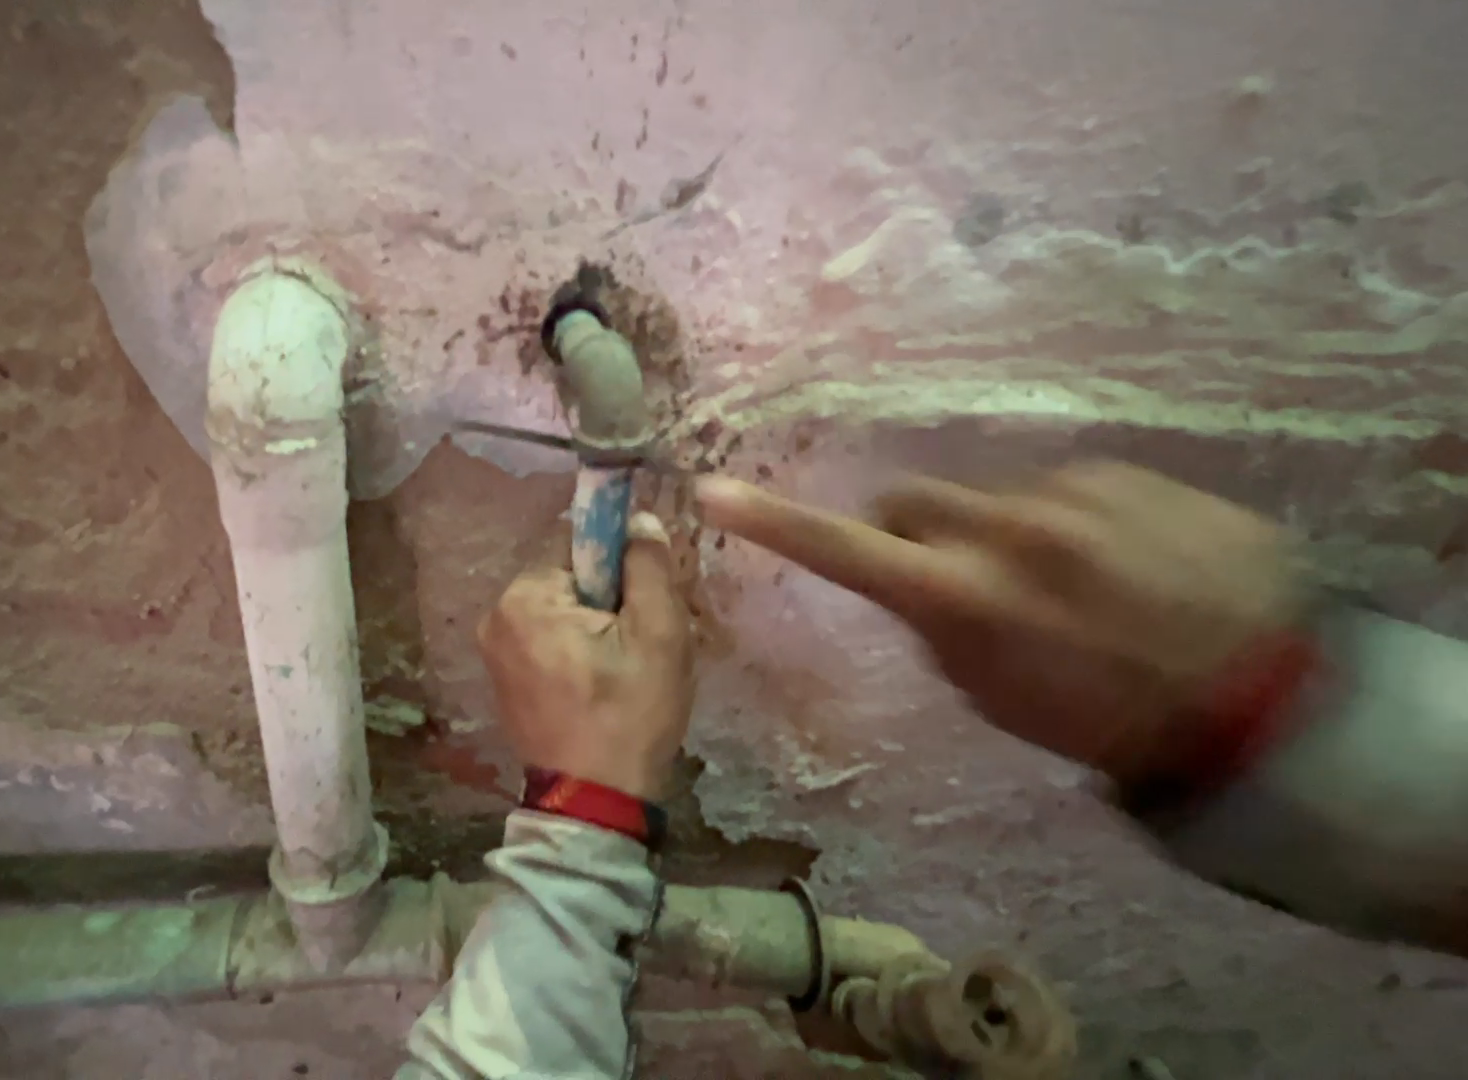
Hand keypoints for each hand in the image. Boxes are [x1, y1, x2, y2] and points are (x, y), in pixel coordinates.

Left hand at [477, 512, 694, 800]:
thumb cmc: (630, 714)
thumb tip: (637, 519)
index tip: (645, 589)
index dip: (618, 555)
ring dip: (594, 620)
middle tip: (642, 632)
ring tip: (624, 662)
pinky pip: (544, 637)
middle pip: (566, 574)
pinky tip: (600, 679)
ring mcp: (493, 649)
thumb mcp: (659, 634)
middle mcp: (496, 614)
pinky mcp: (502, 677)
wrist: (594, 802)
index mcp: (524, 597)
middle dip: (607, 592)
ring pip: (558, 607)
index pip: (575, 539)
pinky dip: (574, 645)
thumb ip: (648, 566)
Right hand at [694, 463, 1306, 782]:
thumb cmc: (1100, 717)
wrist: (1270, 698)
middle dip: (911, 532)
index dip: (772, 522)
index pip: (841, 548)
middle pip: (906, 501)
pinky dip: (1064, 522)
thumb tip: (914, 582)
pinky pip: (1060, 489)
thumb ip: (933, 624)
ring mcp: (1070, 495)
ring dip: (999, 532)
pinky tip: (1115, 565)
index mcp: (961, 595)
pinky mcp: (1128, 476)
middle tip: (953, 576)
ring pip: (987, 498)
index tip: (715, 490)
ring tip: (1064, 583)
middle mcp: (1006, 530)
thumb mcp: (988, 692)